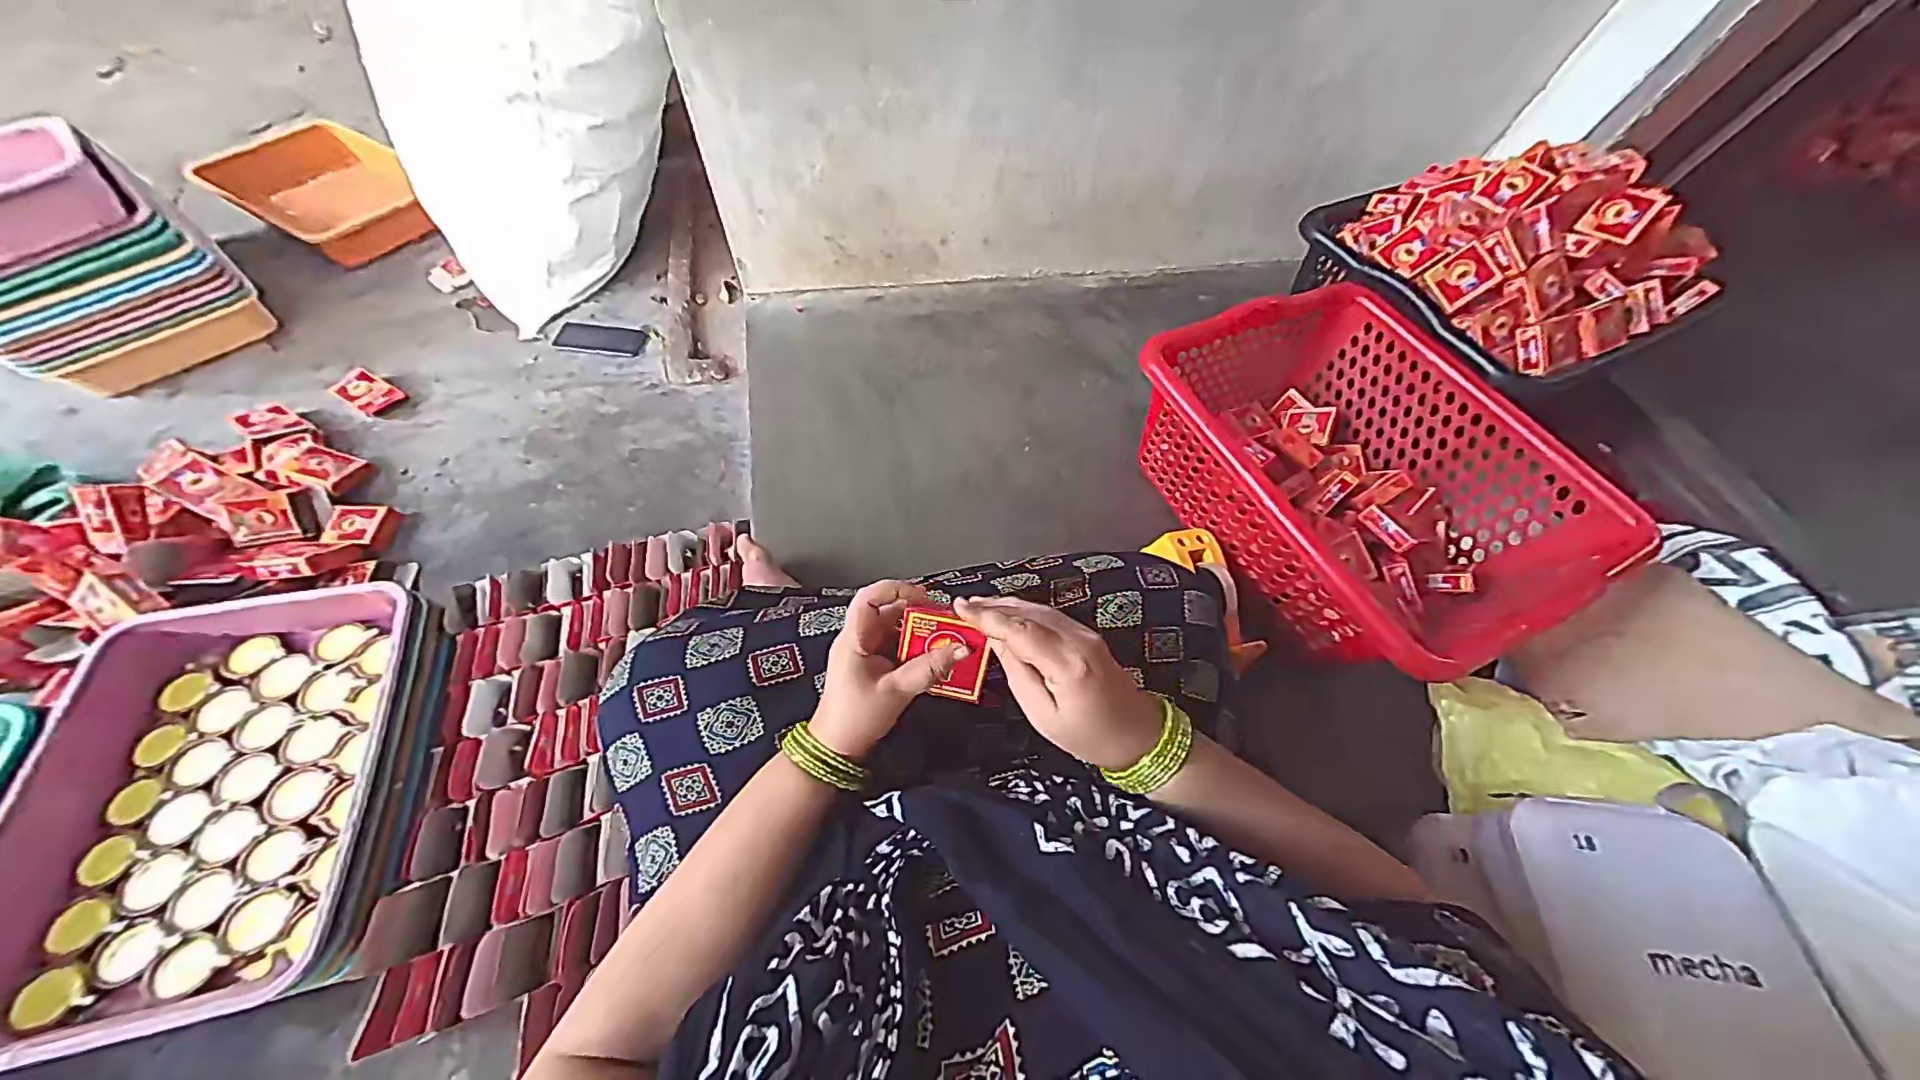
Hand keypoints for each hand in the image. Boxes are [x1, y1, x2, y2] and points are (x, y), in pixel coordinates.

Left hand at [810, 581, 969, 758]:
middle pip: (889, 611)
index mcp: (854, 639)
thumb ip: (929, 668)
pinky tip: (932, 658)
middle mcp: (858, 639)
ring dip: (920, 633)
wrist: (837, 747)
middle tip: (944, 622)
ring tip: (943, 641)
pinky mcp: (874, 663)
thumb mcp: (896, 691)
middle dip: (919, 614)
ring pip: (897, 629)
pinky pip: (898, 645)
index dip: (897, 588)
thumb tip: (958, 649)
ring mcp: (865, 651)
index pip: (870, 597)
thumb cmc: (853, 719)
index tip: (924, 597)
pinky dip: (916, 648)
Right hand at [954, 596, 1163, 769]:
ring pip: (1039, 610)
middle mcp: (1078, 641)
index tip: (961, 608)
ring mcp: (1086, 635)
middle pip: (1028, 613)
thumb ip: (1017, 673)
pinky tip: (1008, 614)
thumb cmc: (1091, 736)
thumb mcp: (1043, 716)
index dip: (987, 616)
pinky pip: (1050, 616)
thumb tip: (997, 642)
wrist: (1139, 735)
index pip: (1019, 630)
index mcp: (1068, 665)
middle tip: (964, 604)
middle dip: (993, 606)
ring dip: (1008, 606)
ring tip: (978, 606)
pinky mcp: (1088, 636)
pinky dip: (1025, 612)